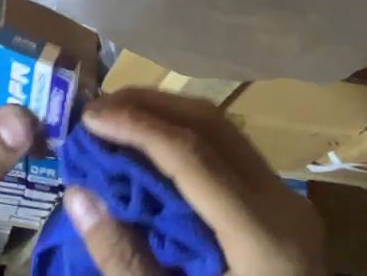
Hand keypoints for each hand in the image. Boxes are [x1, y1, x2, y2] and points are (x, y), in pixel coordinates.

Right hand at [63, 88, 325, 275]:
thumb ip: (125, 260)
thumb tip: (78, 194)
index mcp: (264, 236)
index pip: (191, 153)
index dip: (135, 126)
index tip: (88, 118)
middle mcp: (284, 205)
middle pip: (208, 125)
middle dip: (146, 107)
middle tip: (95, 111)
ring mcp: (288, 202)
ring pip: (221, 129)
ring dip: (164, 115)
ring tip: (115, 119)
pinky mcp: (282, 207)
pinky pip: (229, 150)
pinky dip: (184, 136)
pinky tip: (150, 148)